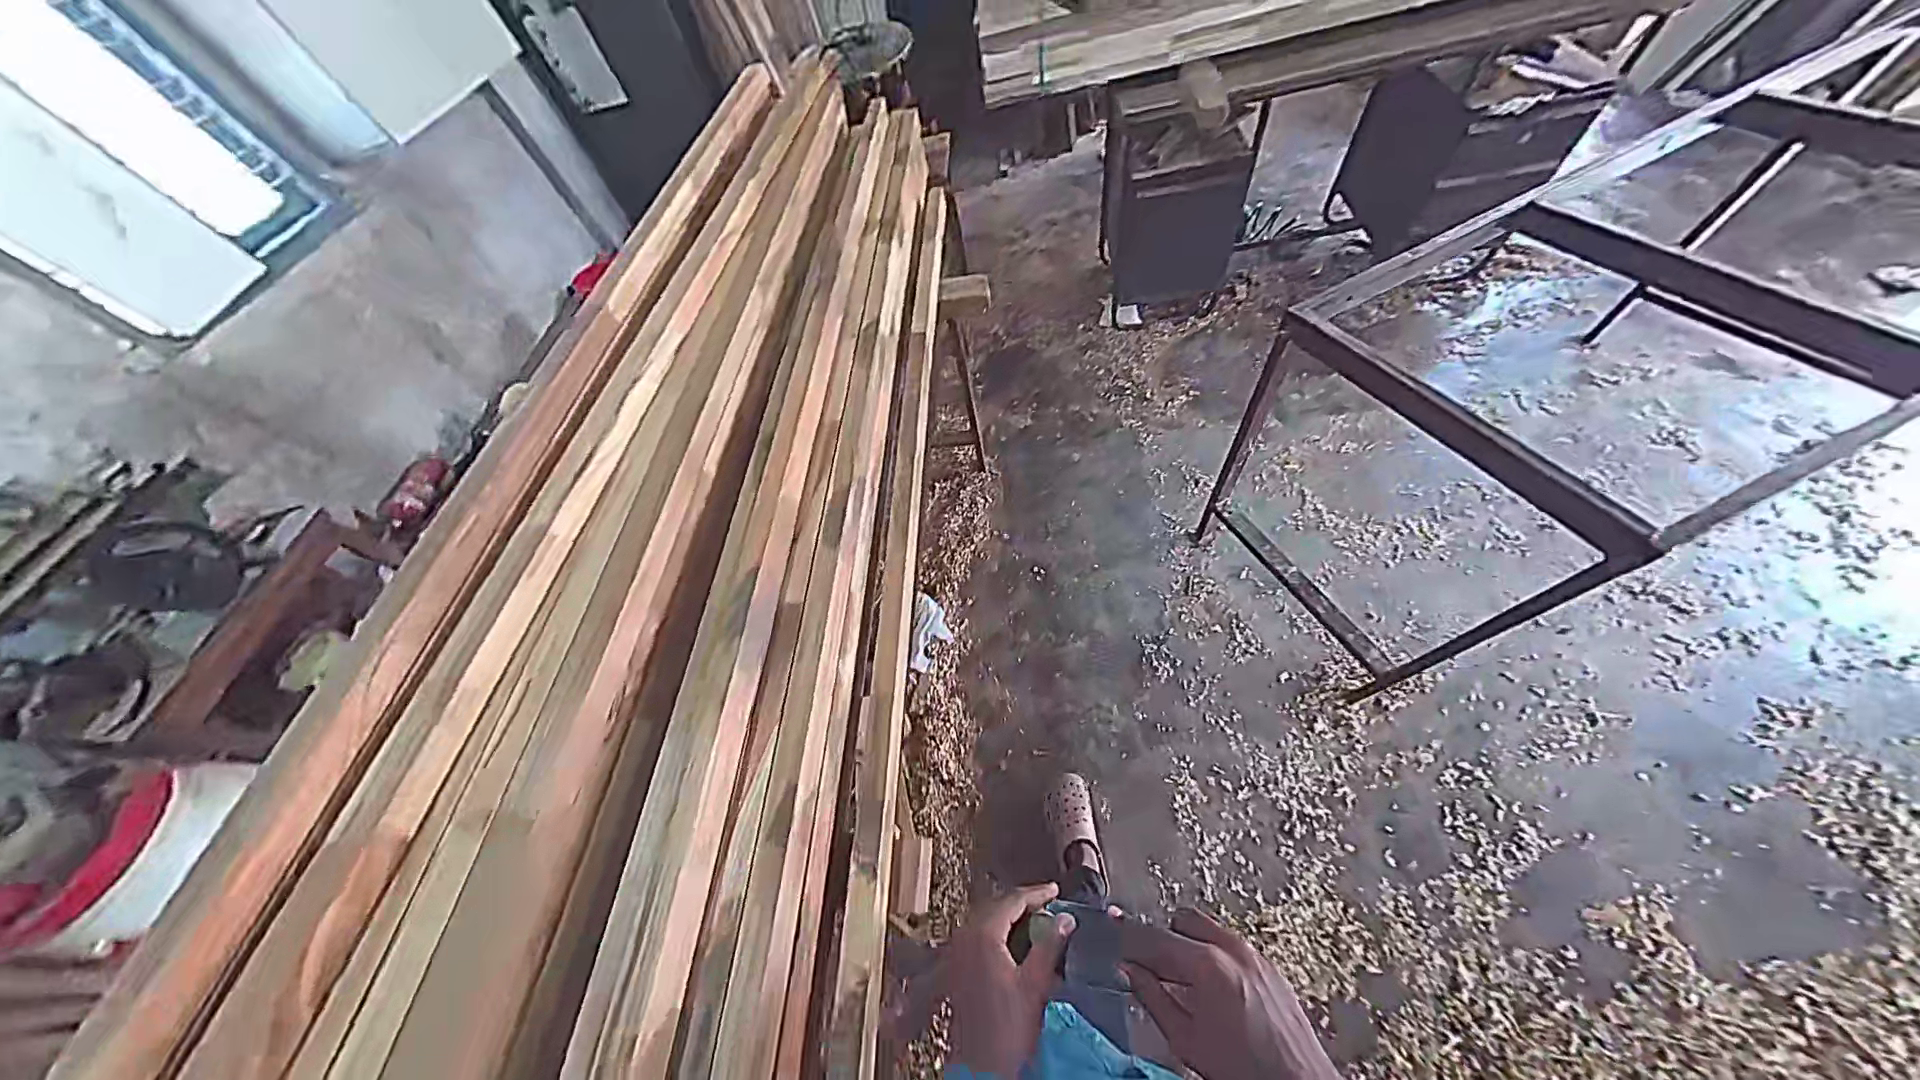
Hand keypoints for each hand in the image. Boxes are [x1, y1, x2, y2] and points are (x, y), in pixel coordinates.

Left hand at [946, 883, 1075, 1076]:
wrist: (980, 1069)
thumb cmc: (1007, 1029)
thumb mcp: (1034, 985)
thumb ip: (1049, 946)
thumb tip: (1065, 918)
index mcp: (982, 935)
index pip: (1011, 900)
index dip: (1035, 893)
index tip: (1054, 890)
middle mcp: (965, 937)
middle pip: (996, 905)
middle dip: (1022, 902)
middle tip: (1047, 902)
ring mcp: (957, 952)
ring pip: (986, 919)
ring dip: (1010, 915)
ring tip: (1035, 918)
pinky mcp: (956, 967)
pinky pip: (978, 934)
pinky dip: (998, 930)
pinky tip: (1013, 940)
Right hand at [1121, 908, 1339, 1079]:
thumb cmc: (1244, 1070)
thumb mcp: (1185, 1039)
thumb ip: (1152, 997)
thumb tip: (1129, 970)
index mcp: (1207, 964)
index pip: (1155, 938)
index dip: (1129, 933)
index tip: (1113, 925)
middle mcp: (1231, 949)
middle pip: (1181, 920)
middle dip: (1163, 938)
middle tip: (1152, 964)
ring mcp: (1253, 954)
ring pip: (1206, 928)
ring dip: (1188, 944)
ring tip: (1183, 980)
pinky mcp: (1268, 965)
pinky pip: (1229, 945)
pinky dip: (1212, 955)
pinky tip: (1210, 988)